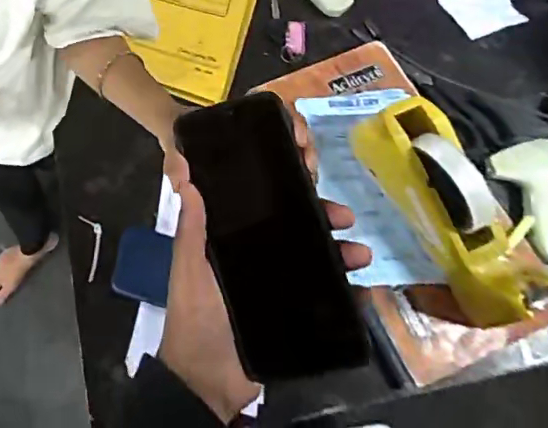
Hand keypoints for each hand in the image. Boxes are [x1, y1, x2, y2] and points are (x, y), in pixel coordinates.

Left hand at [158, 109, 368, 421]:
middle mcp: (259, 255)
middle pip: (297, 227)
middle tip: (344, 214)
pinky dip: (349, 291)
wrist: (208, 379)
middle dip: (322, 217)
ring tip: (361, 251)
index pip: (264, 206)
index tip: (307, 172)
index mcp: (234, 238)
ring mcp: (280, 284)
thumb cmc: (196, 314)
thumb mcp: (189, 264)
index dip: (286, 190)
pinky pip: (327, 298)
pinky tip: (365, 287)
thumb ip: (190, 222)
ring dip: (341, 251)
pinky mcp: (295, 315)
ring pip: (316, 257)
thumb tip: (182, 167)